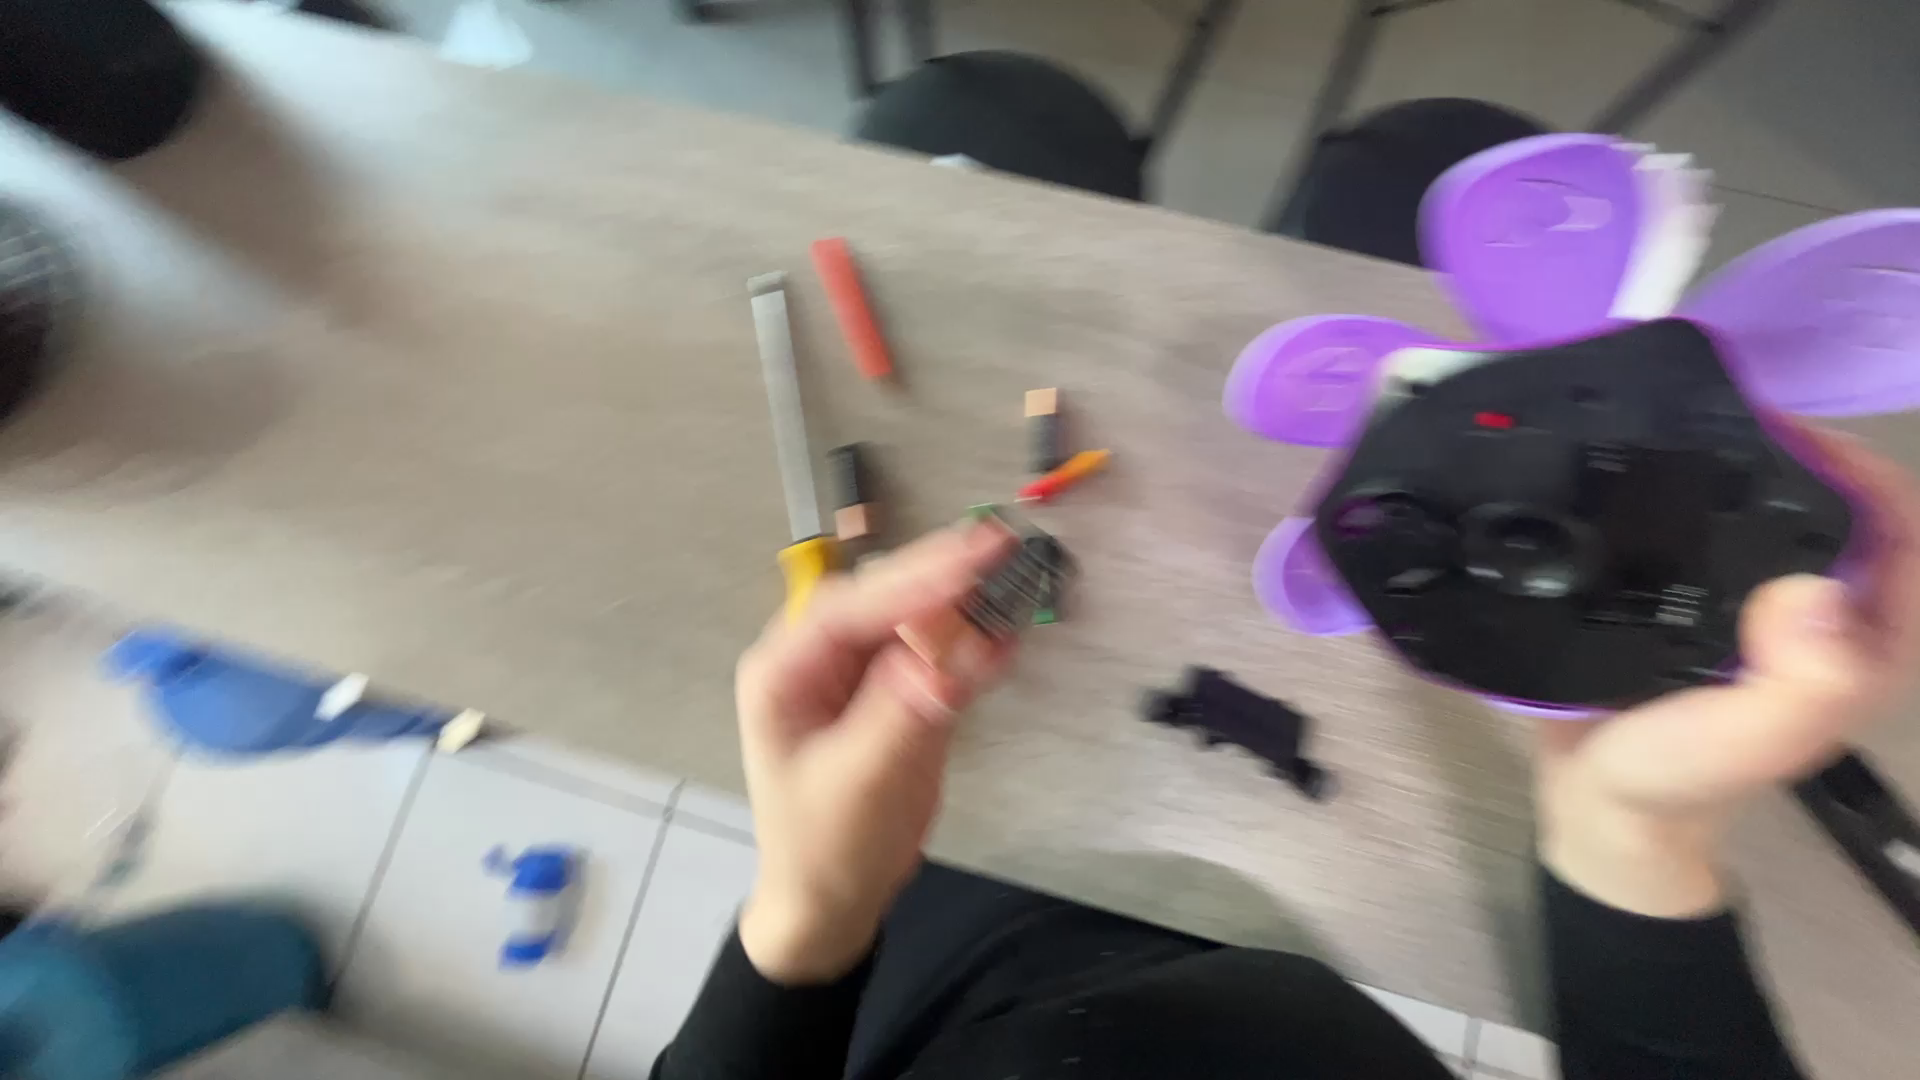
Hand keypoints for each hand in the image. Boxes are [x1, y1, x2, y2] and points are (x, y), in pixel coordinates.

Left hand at [733, 522, 1016, 981]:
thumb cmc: (825, 847)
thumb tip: (957, 650)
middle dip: (938, 575)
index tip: (967, 559)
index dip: (910, 581)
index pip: (848, 608)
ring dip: (961, 602)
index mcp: (786, 669)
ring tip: (1009, 576)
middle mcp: (822, 659)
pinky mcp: (900, 692)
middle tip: (996, 545)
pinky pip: (938, 655)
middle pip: (883, 601)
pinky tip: (1005, 631)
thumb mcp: (857, 782)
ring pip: (915, 621)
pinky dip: (973, 644)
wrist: (836, 900)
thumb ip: (904, 711)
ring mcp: (863, 674)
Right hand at [1538, 426, 1919, 916]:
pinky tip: (1617, 490)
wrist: (1600, 798)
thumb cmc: (1678, 773)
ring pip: (1751, 522)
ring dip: (1721, 476)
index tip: (1775, 427)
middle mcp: (1807, 613)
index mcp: (1854, 637)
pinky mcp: (1675, 608)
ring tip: (1656, 436)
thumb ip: (1803, 679)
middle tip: (1703, 416)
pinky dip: (1667, 508)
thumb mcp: (1750, 738)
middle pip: (1821, 511)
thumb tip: (1812, 587)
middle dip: (1784, 456)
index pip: (1892, 530)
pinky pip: (1688, 544)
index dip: (1856, 469)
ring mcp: (1739, 610)